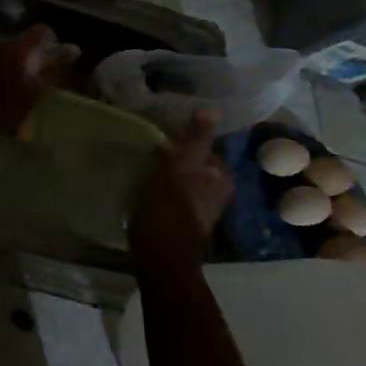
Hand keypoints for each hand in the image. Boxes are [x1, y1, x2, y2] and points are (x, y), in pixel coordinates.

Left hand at [0, 25, 79, 141]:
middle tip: (42, 80)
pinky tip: (2, 92)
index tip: (58, 62)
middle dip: (36, 57)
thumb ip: (54, 67)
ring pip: (8, 53)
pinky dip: (3, 71)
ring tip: (21, 89)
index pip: (42, 31)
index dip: (54, 43)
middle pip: (24, 43)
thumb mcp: (36, 90)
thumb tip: (73, 50)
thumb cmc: (5, 108)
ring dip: (19, 65)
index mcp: (16, 48)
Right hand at [131, 109, 233, 271]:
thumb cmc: (170, 209)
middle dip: (177, 159)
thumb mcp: (181, 167)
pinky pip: (174, 198)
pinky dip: (163, 192)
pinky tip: (146, 190)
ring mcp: (201, 210)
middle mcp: (217, 193)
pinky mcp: (182, 224)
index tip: (161, 137)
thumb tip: (210, 108)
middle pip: (195, 166)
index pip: (204, 149)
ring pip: (184, 182)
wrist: (160, 257)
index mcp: (221, 178)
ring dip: (168, 175)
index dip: (184, 141)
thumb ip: (195, 139)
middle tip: (150, 150)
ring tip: (144, 168)